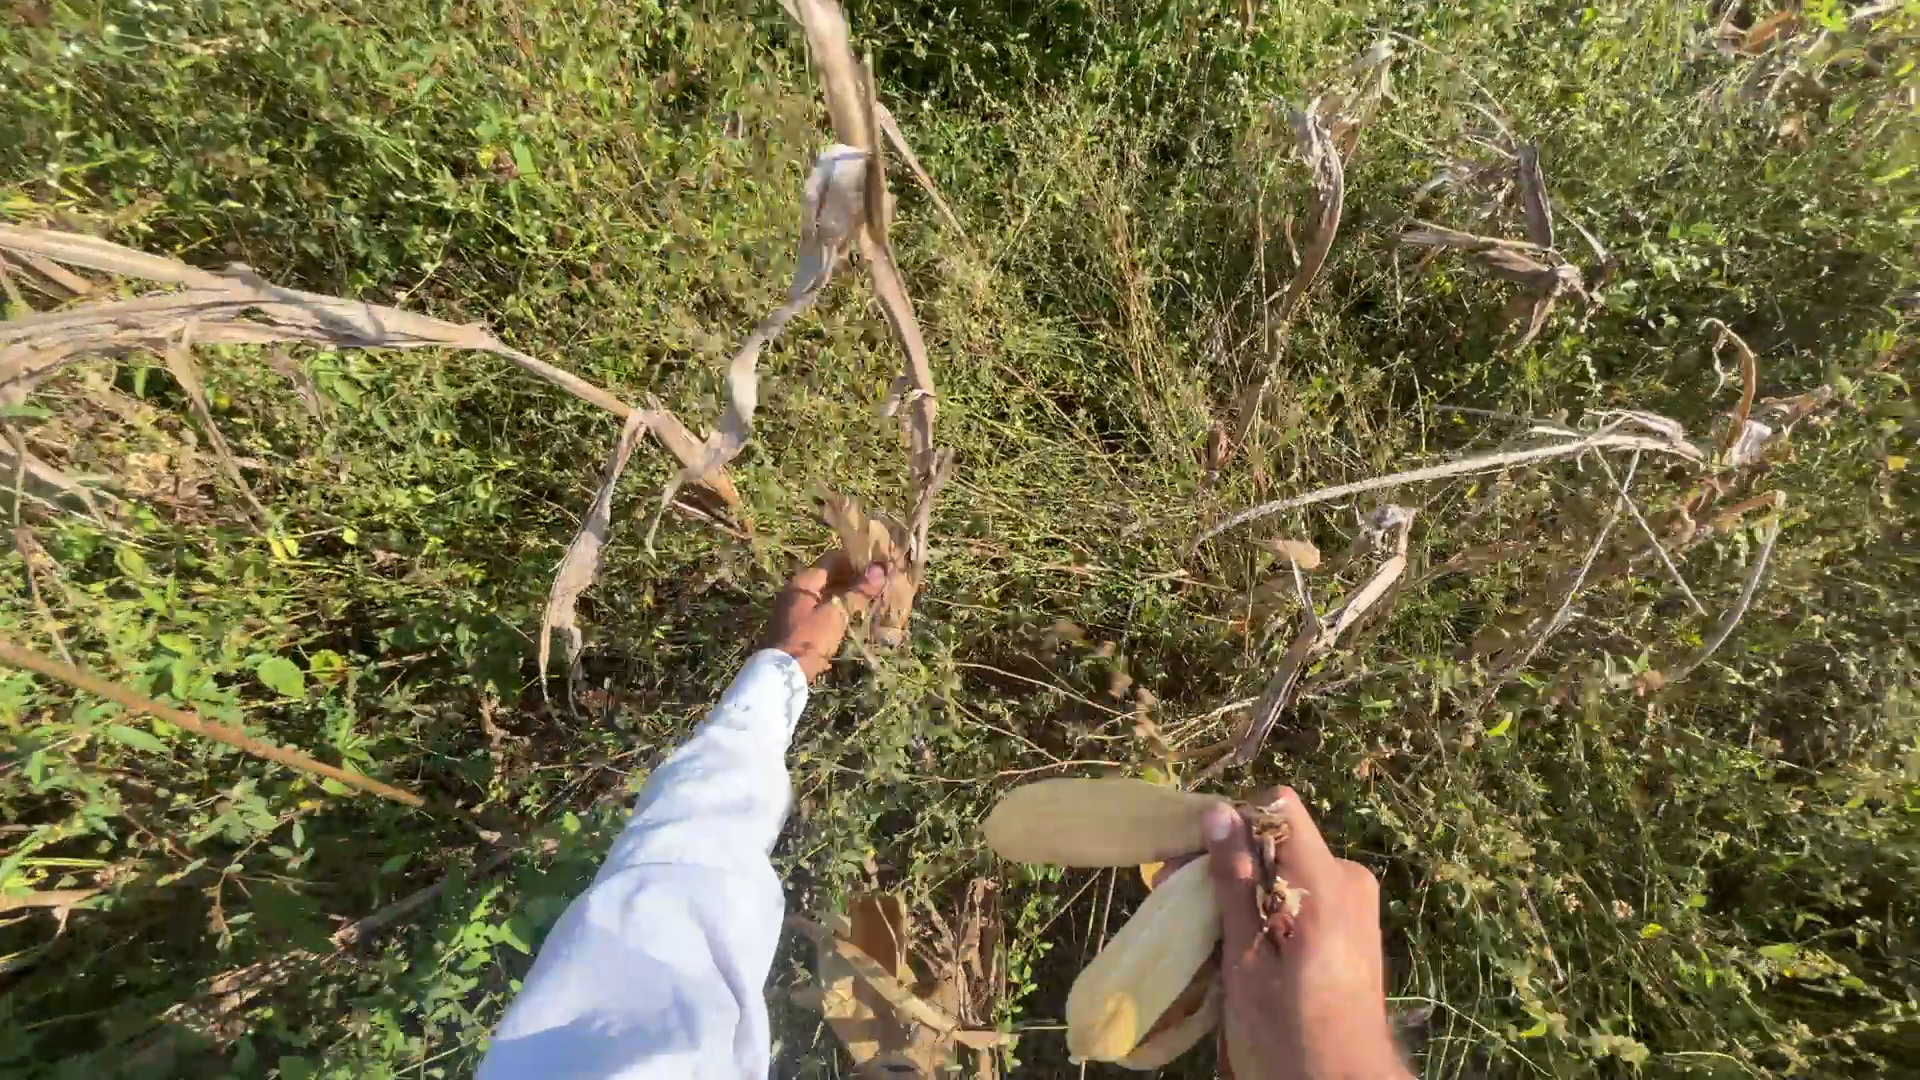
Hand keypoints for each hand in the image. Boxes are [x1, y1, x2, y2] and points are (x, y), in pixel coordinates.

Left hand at [763, 554, 888, 680]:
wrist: (783, 671)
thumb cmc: (811, 637)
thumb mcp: (837, 613)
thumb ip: (857, 591)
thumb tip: (879, 569)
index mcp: (804, 580)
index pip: (833, 559)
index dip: (855, 560)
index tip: (876, 566)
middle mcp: (796, 587)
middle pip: (828, 575)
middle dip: (852, 577)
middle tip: (876, 583)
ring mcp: (794, 605)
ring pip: (824, 591)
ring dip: (844, 593)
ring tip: (868, 598)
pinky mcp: (795, 621)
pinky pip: (819, 606)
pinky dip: (835, 606)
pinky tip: (850, 614)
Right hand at [1202, 790, 1409, 1079]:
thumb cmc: (1289, 1035)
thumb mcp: (1246, 958)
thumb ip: (1232, 881)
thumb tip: (1216, 811)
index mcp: (1328, 883)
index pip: (1279, 806)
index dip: (1235, 822)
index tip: (1203, 857)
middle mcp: (1349, 879)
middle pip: (1278, 836)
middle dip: (1229, 858)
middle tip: (1187, 894)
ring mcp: (1355, 901)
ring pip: (1284, 863)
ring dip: (1243, 883)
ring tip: (1211, 924)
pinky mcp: (1351, 921)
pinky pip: (1299, 887)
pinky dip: (1266, 901)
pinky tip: (1243, 936)